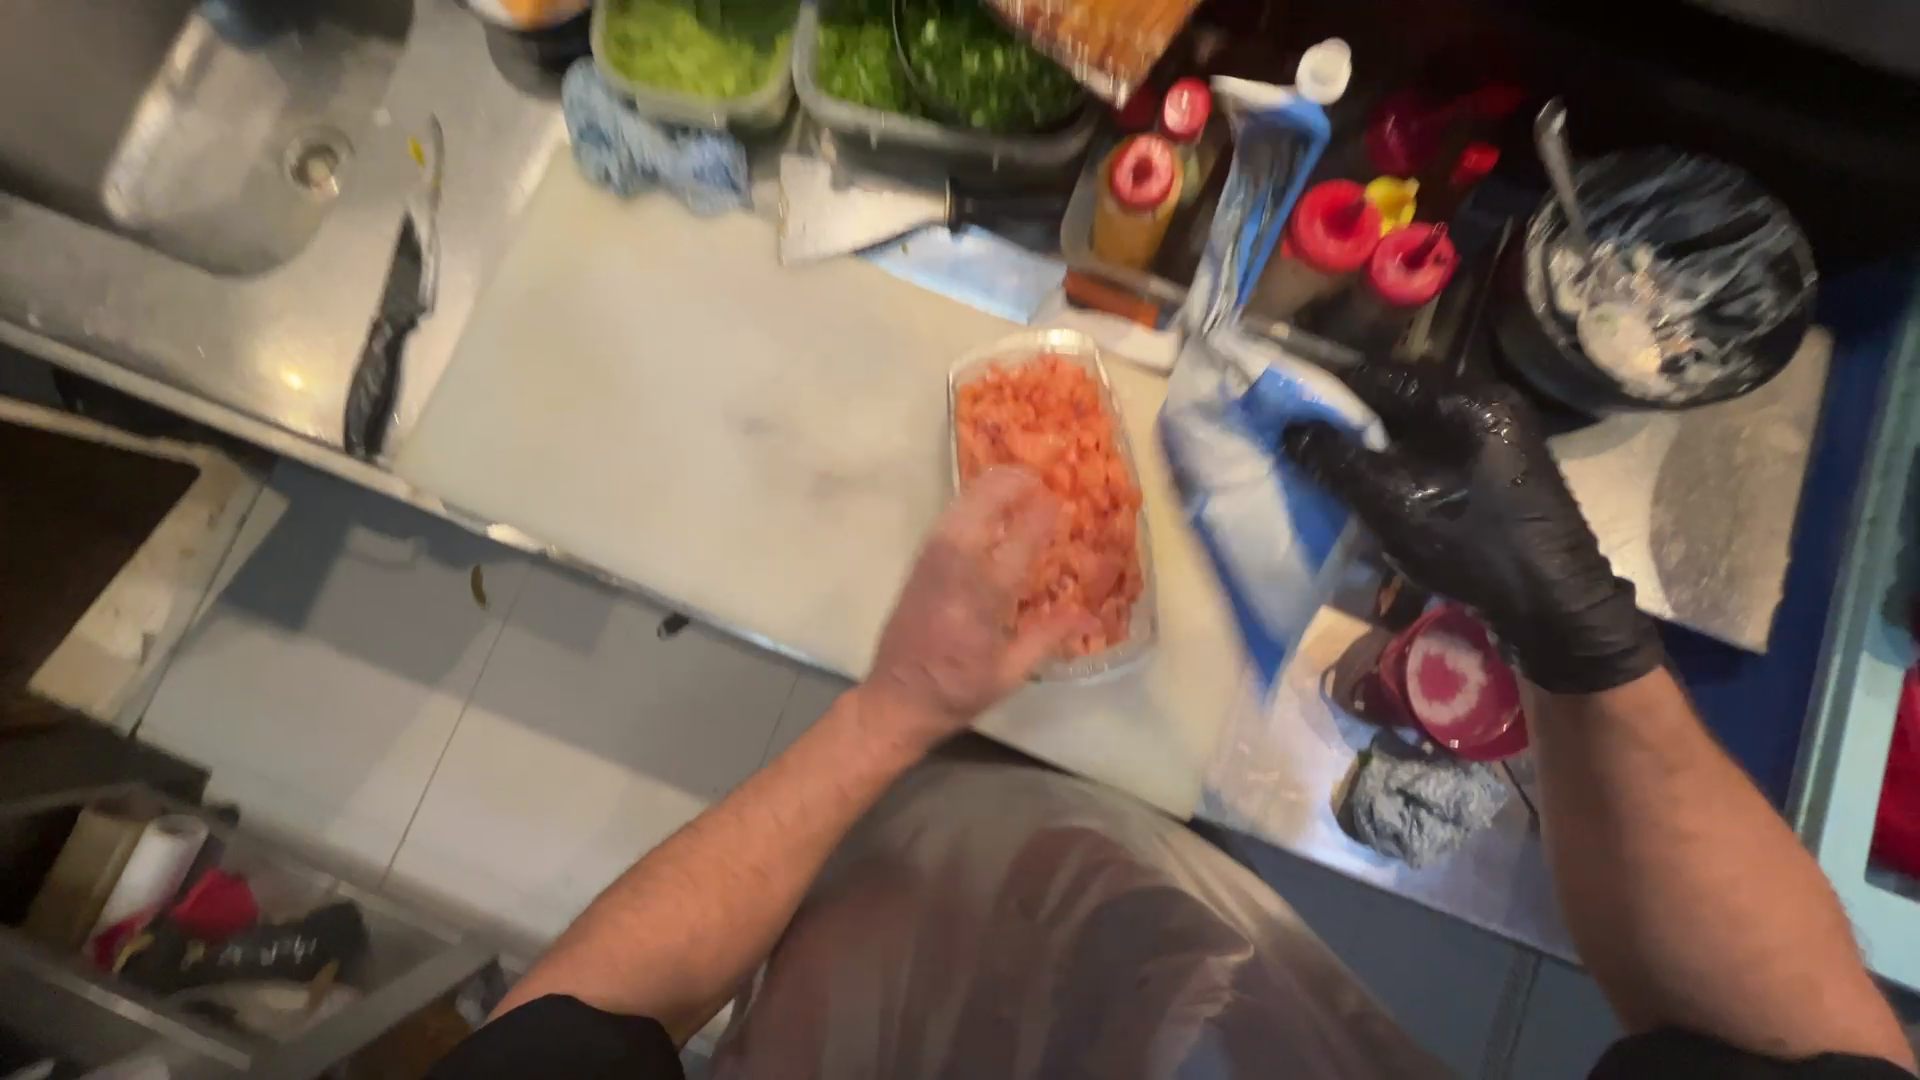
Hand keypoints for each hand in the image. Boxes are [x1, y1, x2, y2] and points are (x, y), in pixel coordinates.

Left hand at [862, 468, 1085, 750]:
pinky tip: (982, 503)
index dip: (1039, 519)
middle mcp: (953, 573)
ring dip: (985, 489)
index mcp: (981, 602)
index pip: (1016, 547)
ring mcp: (930, 565)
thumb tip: (1089, 615)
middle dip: (1006, 487)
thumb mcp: (1009, 674)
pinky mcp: (916, 566)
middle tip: (1034, 477)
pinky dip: (965, 504)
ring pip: (957, 511)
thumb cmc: (957, 691)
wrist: (896, 699)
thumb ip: (1047, 637)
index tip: (1058, 501)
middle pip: (979, 513)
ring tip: (1012, 479)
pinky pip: (944, 523)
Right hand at [1283, 363, 1662, 693]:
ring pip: (1413, 418)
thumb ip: (1337, 461)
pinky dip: (1395, 451)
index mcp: (1468, 400)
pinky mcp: (1496, 458)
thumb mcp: (1391, 504)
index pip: (1380, 373)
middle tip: (1304, 432)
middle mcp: (1487, 401)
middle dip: (1347, 411)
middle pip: (1398, 393)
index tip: (1288, 403)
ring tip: (1329, 453)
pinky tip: (1371, 474)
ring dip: (1370, 433)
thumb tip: (1291, 429)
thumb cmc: (1471, 547)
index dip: (1328, 386)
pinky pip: (1430, 440)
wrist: (1552, 603)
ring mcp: (1496, 430)